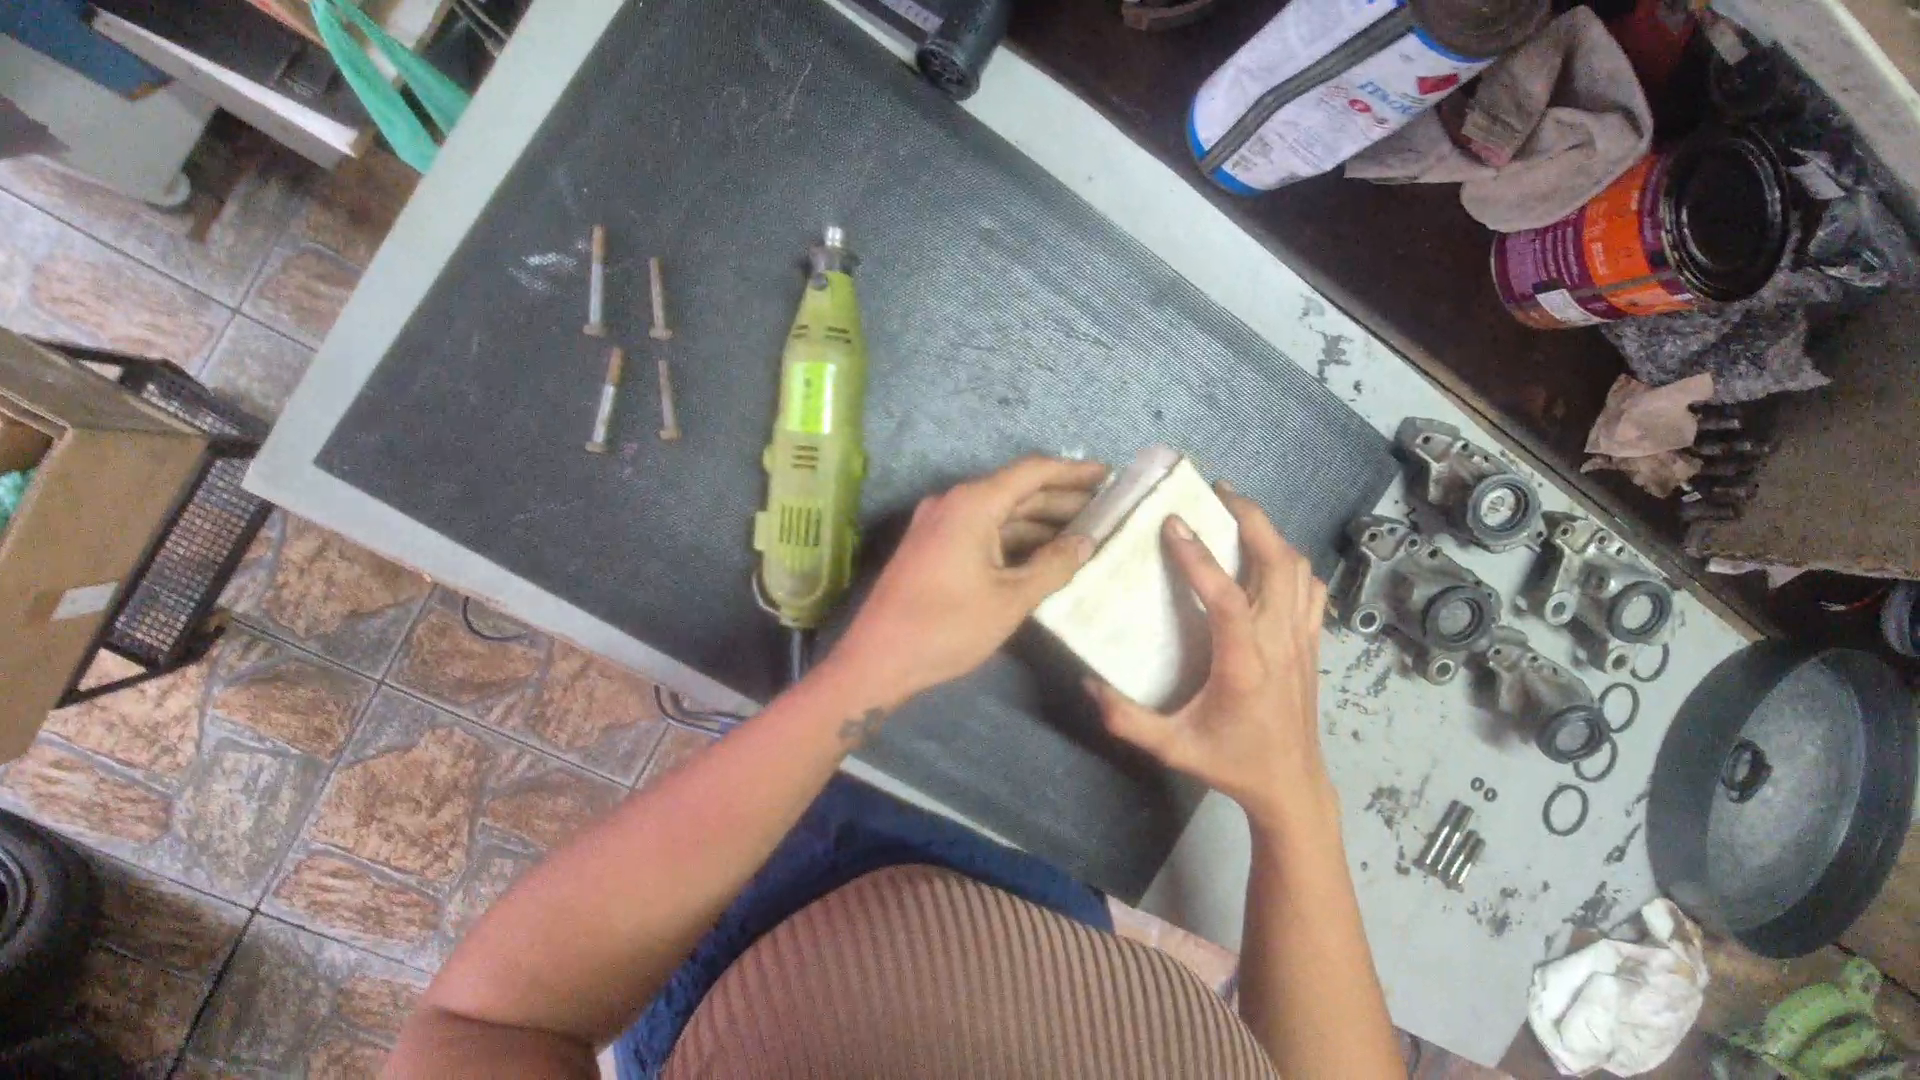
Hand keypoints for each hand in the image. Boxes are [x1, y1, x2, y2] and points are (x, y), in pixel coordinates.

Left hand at [826, 456, 1109, 704]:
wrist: (877, 660)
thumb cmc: (947, 627)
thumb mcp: (1010, 599)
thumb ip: (1053, 566)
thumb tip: (1086, 541)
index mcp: (971, 504)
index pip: (1032, 472)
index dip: (1074, 472)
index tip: (1110, 476)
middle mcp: (952, 503)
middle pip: (1016, 490)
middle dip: (1061, 499)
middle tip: (1106, 510)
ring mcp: (938, 524)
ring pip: (999, 513)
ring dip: (1039, 522)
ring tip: (1083, 534)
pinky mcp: (932, 546)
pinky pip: (981, 530)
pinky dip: (1013, 539)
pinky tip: (1043, 554)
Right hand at [1087, 486, 1333, 828]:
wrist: (1292, 785)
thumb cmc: (1231, 763)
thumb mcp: (1172, 748)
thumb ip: (1126, 720)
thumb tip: (1087, 685)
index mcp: (1245, 664)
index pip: (1228, 599)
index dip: (1200, 559)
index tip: (1174, 524)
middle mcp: (1280, 642)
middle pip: (1278, 563)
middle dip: (1251, 520)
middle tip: (1217, 494)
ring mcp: (1302, 640)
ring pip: (1298, 569)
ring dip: (1270, 535)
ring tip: (1238, 515)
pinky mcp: (1311, 643)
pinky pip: (1310, 588)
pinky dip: (1290, 562)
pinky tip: (1268, 560)